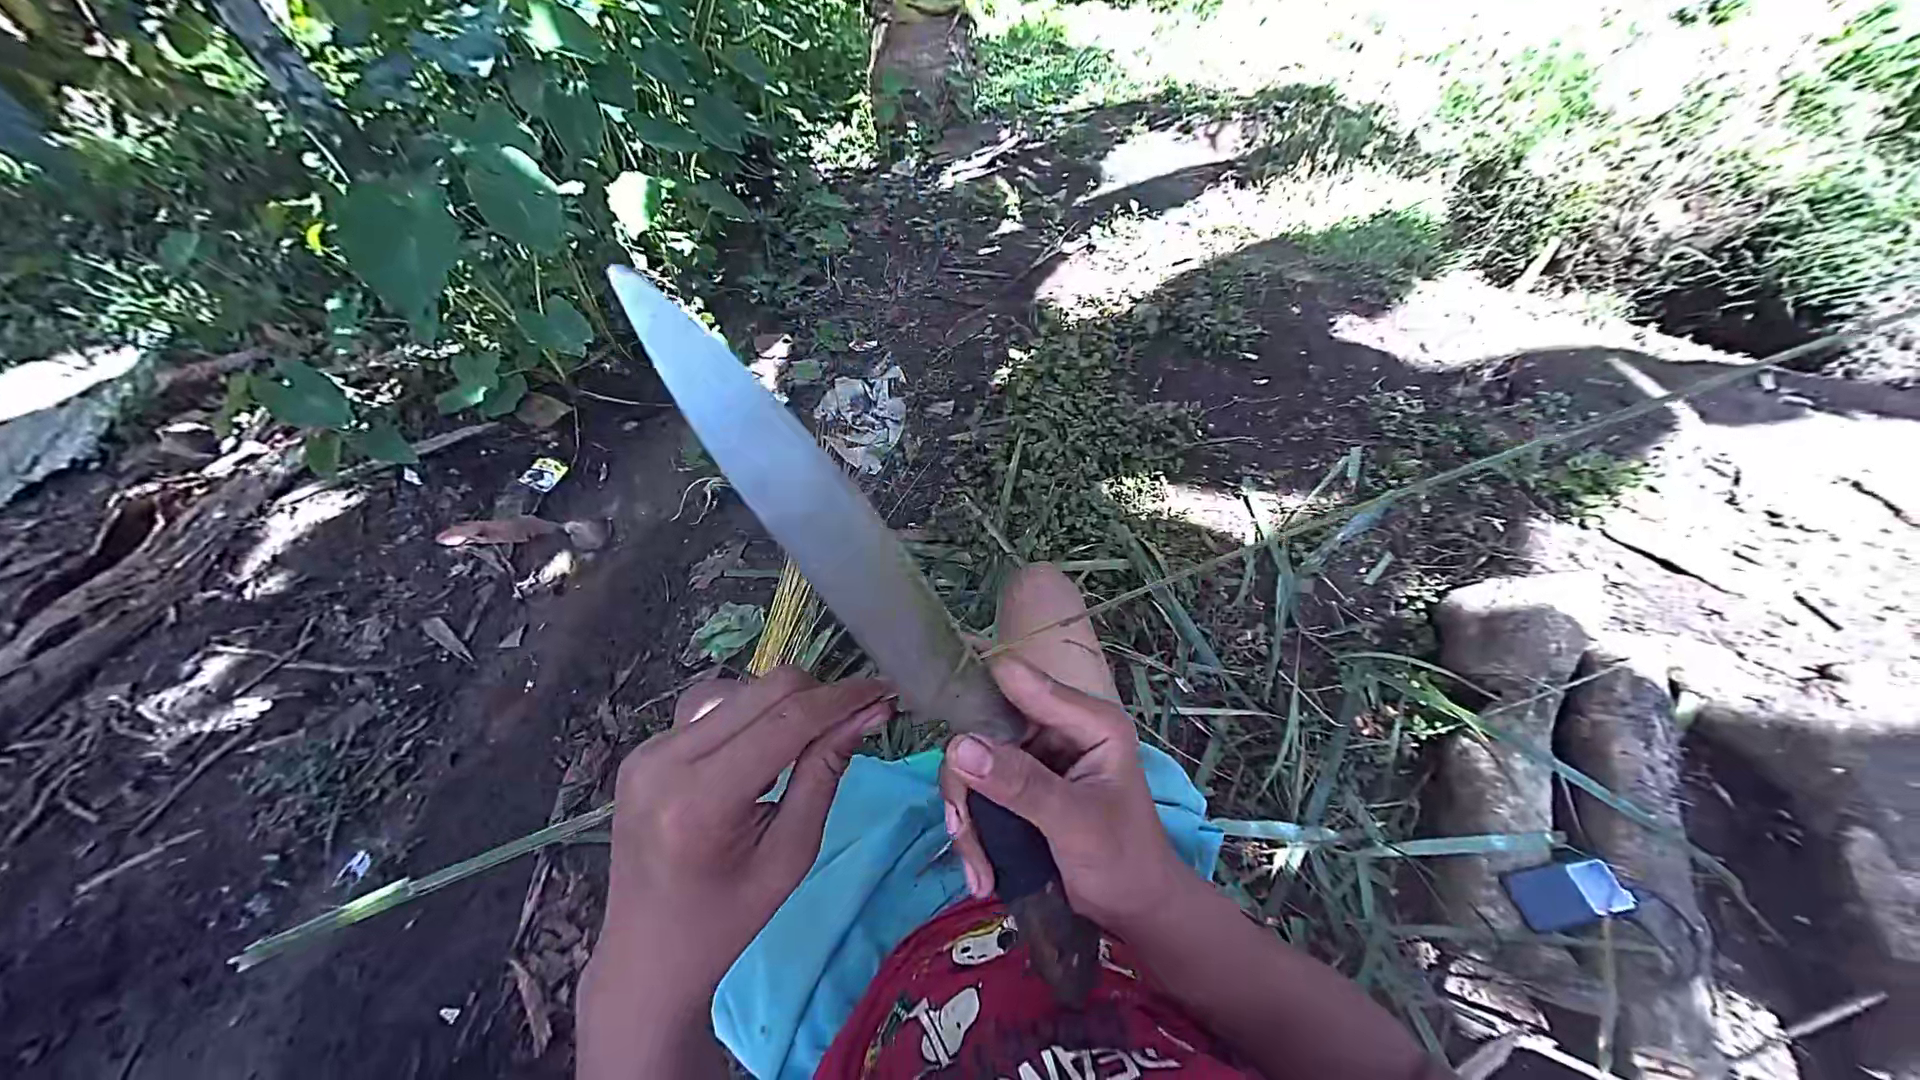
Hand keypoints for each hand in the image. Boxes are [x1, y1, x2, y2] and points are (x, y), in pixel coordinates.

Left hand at [590, 668, 892, 998]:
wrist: (646, 956)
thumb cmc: (728, 920)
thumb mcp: (792, 853)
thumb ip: (826, 772)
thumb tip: (868, 713)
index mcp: (701, 800)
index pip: (788, 719)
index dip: (843, 698)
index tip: (883, 692)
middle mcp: (666, 760)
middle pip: (766, 689)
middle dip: (820, 696)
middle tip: (856, 717)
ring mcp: (649, 749)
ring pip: (743, 689)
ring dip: (786, 704)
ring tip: (807, 742)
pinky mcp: (646, 747)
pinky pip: (713, 704)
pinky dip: (752, 713)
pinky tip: (761, 748)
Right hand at [939, 654, 1190, 933]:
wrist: (1135, 912)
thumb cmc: (1124, 861)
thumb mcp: (1075, 822)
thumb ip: (1020, 783)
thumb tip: (958, 746)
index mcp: (1086, 719)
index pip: (1017, 680)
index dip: (975, 695)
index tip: (951, 742)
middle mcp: (1056, 726)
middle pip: (984, 726)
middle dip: (967, 780)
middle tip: (961, 829)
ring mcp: (1035, 754)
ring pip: (972, 762)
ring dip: (968, 815)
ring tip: (980, 870)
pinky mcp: (1019, 782)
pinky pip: (976, 790)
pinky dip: (973, 829)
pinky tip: (983, 872)